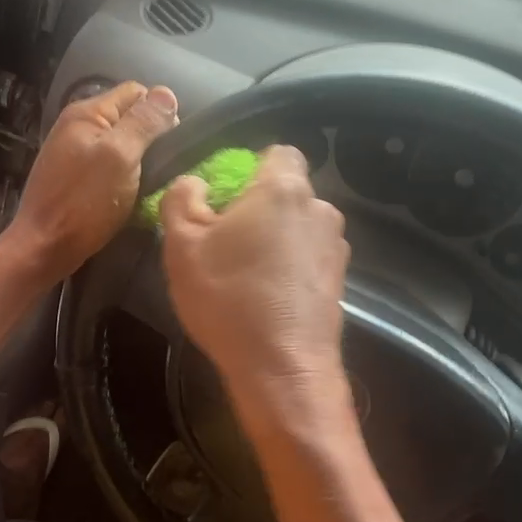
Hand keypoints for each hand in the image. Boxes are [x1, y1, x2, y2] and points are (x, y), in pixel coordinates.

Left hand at [3, 81, 177, 283]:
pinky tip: (130, 195)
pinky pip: (109, 167)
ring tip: (149, 184)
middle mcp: (78, 126)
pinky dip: (124, 177)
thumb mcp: (120, 156)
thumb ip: (143, 123)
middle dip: (149, 139)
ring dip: (138, 161)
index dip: (159, 113)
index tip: (170, 145)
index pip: (135, 93)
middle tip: (161, 169)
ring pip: (121, 145)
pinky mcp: (75, 178)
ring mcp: (74, 153)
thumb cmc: (83, 201)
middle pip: (128, 118)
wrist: (44, 247)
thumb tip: (166, 93)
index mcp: (86, 113)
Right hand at [158, 145, 350, 400]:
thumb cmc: (228, 299)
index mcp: (284, 189)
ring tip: (243, 275)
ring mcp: (335, 248)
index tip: (224, 196)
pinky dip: (289, 269)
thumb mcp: (182, 246)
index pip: (278, 152)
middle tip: (222, 240)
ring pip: (298, 228)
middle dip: (258, 208)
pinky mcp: (339, 283)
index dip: (249, 167)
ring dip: (274, 241)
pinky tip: (265, 299)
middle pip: (287, 192)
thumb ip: (181, 200)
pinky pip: (308, 260)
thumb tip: (194, 182)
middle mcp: (319, 210)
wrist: (283, 369)